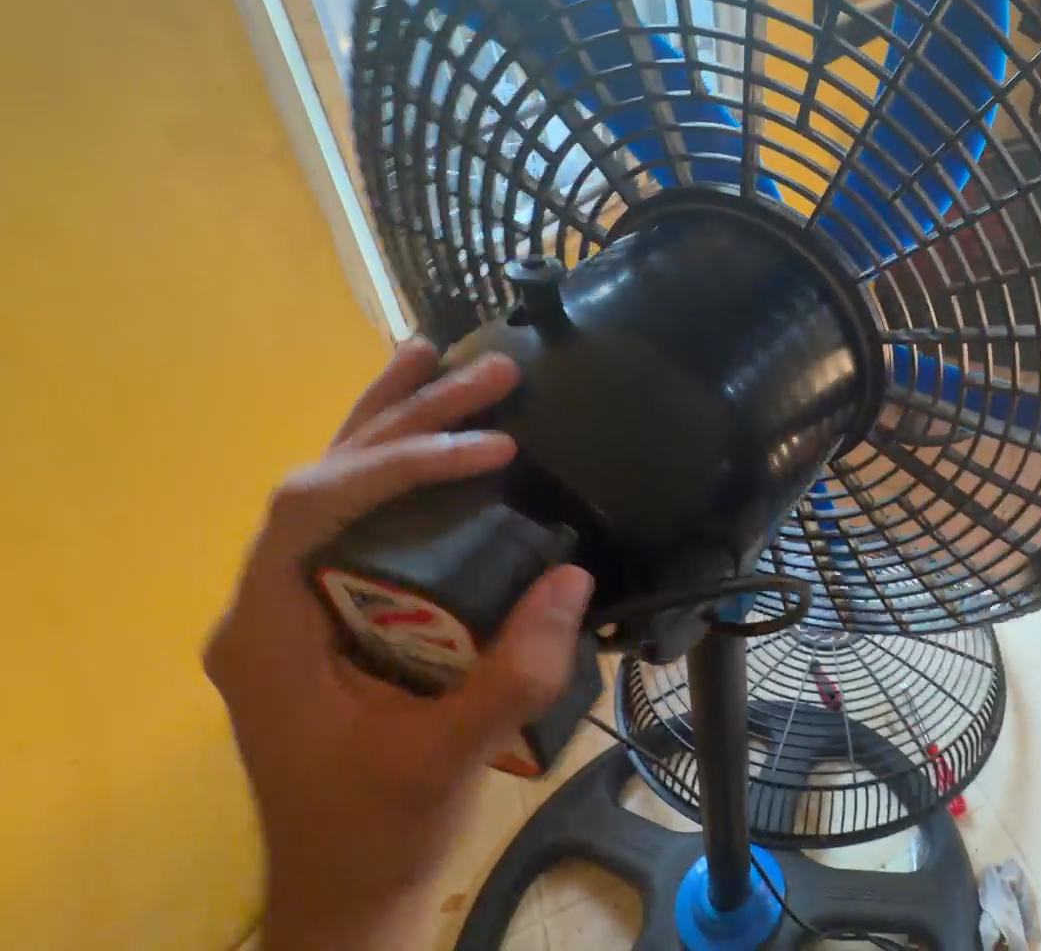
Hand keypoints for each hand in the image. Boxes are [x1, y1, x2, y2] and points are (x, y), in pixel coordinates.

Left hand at [204, 340, 594, 950]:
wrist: (344, 882)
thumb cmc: (379, 822)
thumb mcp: (447, 755)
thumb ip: (513, 673)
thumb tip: (574, 573)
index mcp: (272, 631)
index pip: (313, 510)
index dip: (402, 465)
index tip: (493, 451)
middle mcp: (269, 603)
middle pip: (324, 478)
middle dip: (407, 417)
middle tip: (490, 372)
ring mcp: (296, 604)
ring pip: (331, 486)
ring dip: (385, 418)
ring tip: (434, 355)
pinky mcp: (332, 611)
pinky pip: (355, 518)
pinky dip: (389, 463)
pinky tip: (421, 431)